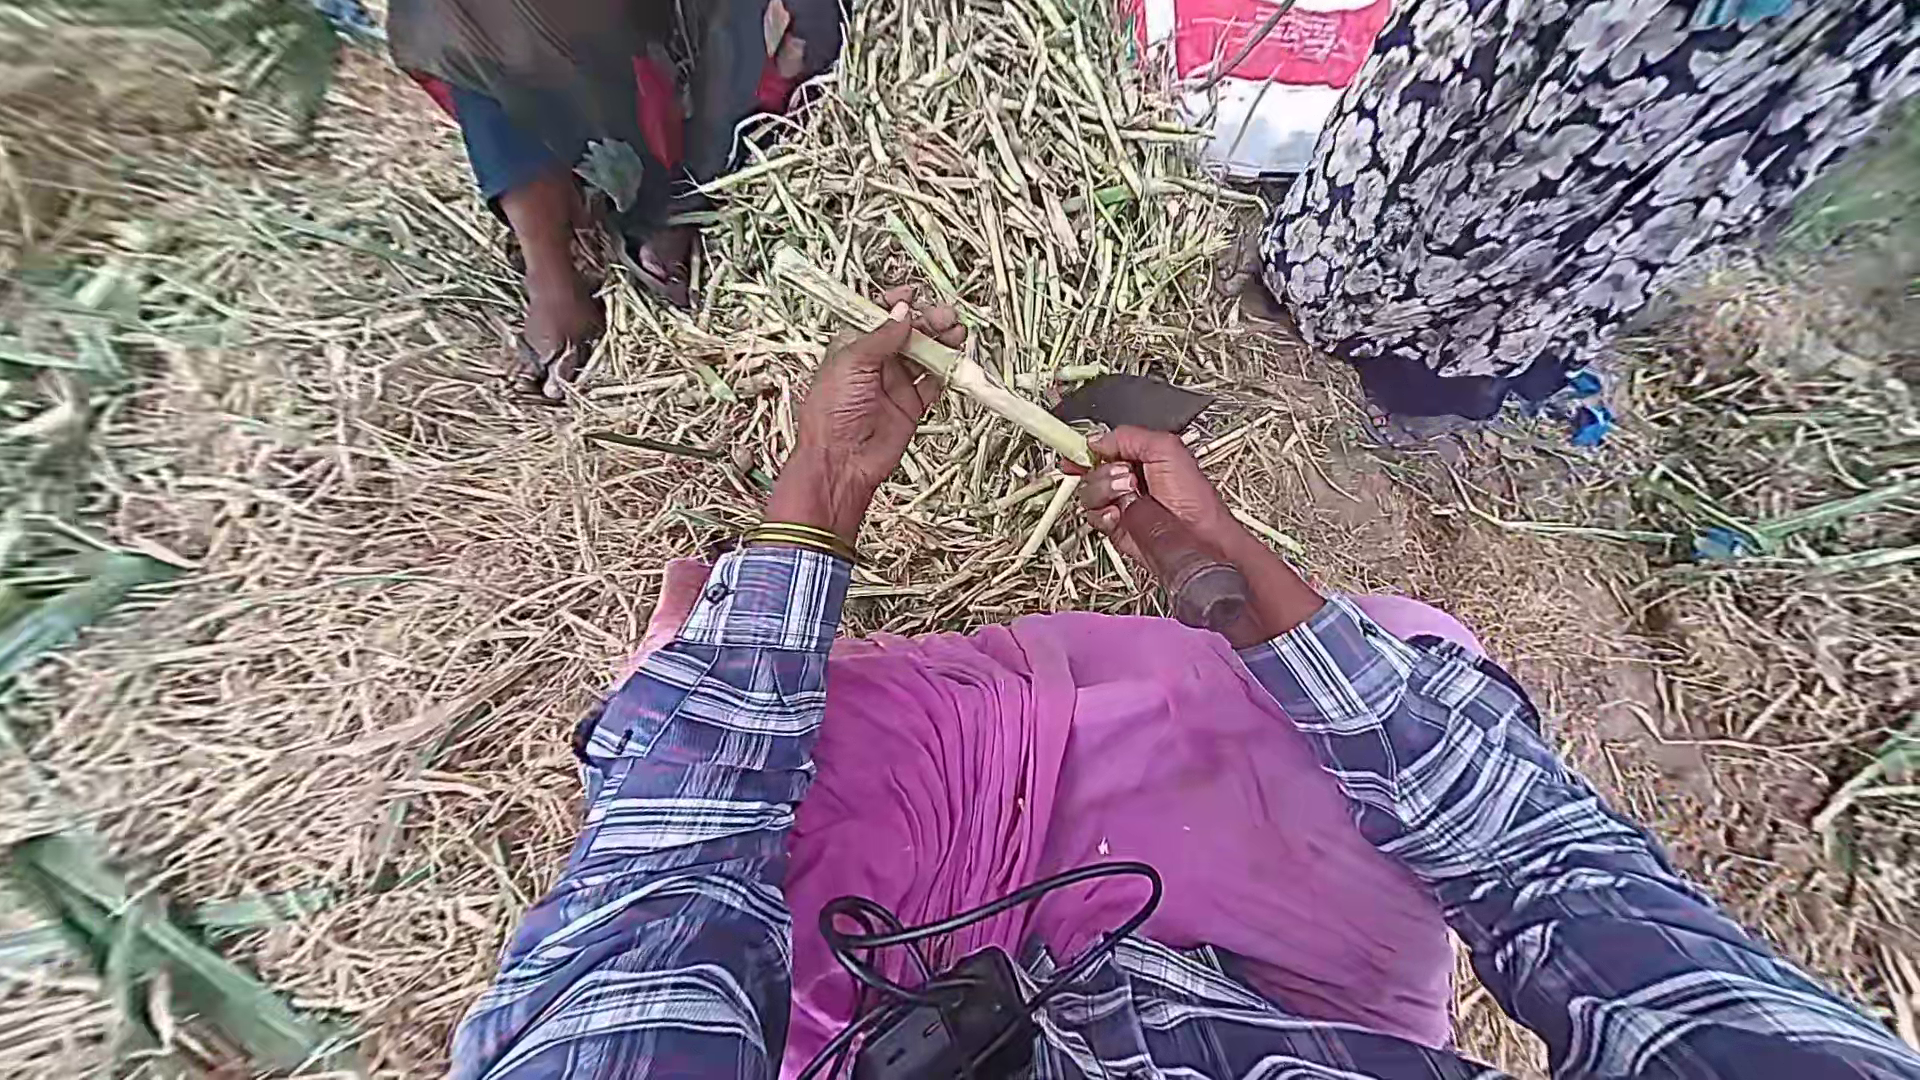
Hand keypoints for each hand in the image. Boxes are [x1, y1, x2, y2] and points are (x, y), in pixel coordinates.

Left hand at [768, 287, 965, 543]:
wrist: (841, 459)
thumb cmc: (832, 411)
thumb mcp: (852, 363)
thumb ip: (881, 337)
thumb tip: (904, 311)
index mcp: (854, 347)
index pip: (878, 317)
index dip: (896, 305)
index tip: (914, 297)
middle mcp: (876, 364)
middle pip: (908, 334)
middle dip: (928, 323)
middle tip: (947, 317)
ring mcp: (895, 385)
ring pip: (924, 357)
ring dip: (941, 344)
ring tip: (957, 333)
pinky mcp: (910, 406)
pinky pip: (932, 385)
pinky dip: (945, 373)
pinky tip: (954, 361)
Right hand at [1067, 425, 1324, 643]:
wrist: (1197, 541)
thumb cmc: (1194, 500)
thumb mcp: (1166, 450)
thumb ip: (1130, 437)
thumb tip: (1096, 439)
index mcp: (1138, 457)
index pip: (1101, 448)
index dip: (1085, 450)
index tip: (1075, 453)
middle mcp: (1125, 480)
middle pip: (1088, 470)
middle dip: (1101, 474)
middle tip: (1125, 479)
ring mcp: (1118, 505)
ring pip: (1087, 494)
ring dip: (1103, 493)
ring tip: (1128, 497)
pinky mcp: (1114, 528)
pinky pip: (1094, 517)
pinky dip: (1103, 515)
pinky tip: (1121, 516)